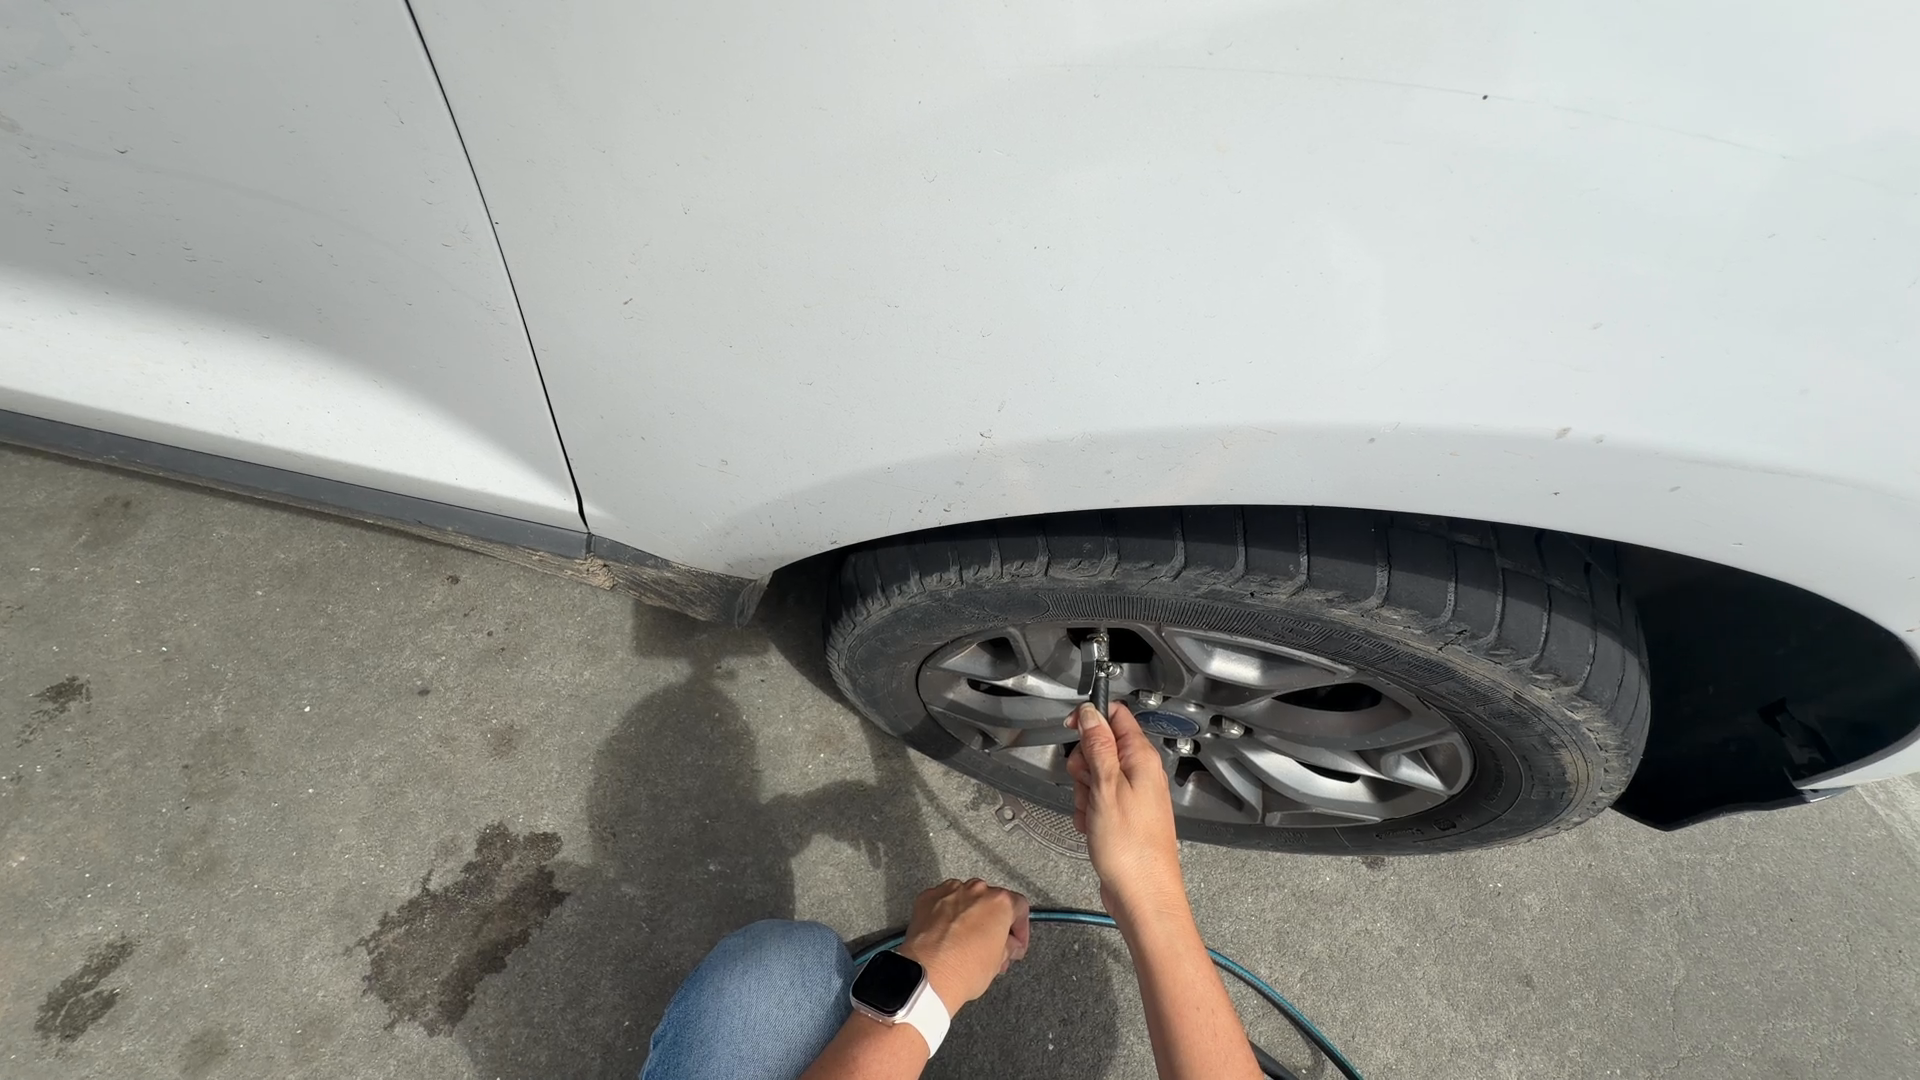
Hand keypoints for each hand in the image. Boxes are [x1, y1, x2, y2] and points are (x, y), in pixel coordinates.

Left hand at [895, 879, 1030, 1009]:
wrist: (927, 975)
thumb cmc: (965, 969)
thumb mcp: (998, 963)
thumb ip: (1008, 946)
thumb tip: (1008, 944)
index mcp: (999, 902)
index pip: (1019, 906)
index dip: (1021, 929)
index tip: (1016, 945)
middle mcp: (976, 889)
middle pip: (991, 901)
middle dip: (993, 922)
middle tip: (992, 947)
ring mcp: (949, 890)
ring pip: (966, 899)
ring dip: (969, 915)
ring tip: (965, 942)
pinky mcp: (927, 897)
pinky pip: (943, 902)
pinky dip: (946, 914)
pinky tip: (945, 936)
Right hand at [1067, 702, 1187, 924]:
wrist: (1143, 897)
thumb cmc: (1130, 847)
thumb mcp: (1106, 787)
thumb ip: (1098, 746)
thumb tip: (1091, 712)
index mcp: (1141, 758)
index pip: (1116, 715)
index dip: (1091, 718)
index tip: (1072, 730)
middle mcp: (1140, 772)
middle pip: (1100, 746)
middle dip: (1082, 765)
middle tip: (1087, 786)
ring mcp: (1132, 795)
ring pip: (1094, 775)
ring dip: (1083, 792)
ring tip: (1092, 814)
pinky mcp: (1124, 815)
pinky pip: (1096, 800)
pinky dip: (1088, 811)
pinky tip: (1093, 827)